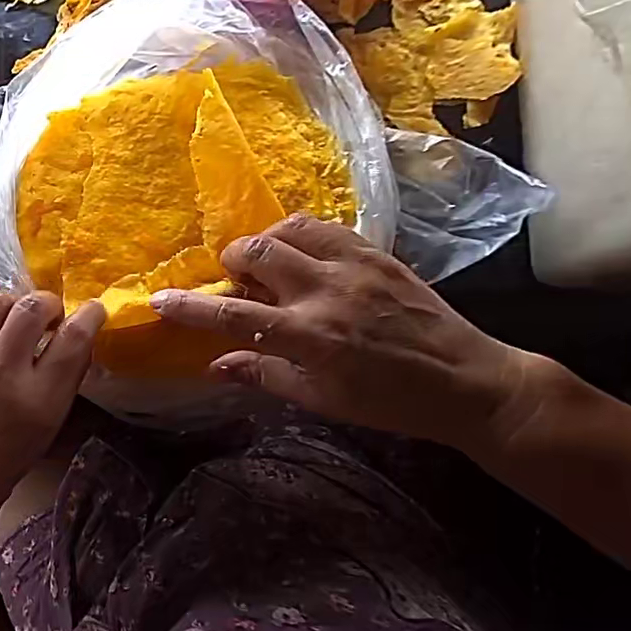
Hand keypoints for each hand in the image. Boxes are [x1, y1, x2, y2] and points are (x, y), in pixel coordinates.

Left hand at [0, 292, 104, 502]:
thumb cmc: (17, 446)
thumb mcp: (56, 415)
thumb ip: (71, 370)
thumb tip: (82, 326)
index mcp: (38, 396)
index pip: (72, 338)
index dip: (89, 315)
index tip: (92, 310)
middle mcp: (1, 374)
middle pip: (30, 309)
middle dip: (48, 303)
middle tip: (51, 315)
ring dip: (15, 305)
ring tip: (19, 320)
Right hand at [149, 214, 541, 449]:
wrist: (471, 382)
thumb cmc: (388, 401)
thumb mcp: (319, 398)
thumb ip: (262, 373)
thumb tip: (213, 365)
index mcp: (309, 337)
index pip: (232, 315)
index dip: (189, 307)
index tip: (159, 300)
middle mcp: (327, 293)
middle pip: (256, 252)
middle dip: (231, 261)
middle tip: (235, 282)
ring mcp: (356, 267)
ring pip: (290, 229)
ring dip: (264, 242)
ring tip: (267, 265)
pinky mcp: (378, 254)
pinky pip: (326, 228)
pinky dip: (299, 236)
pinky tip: (301, 257)